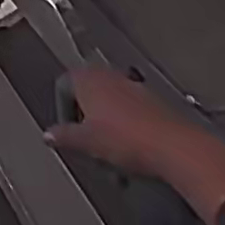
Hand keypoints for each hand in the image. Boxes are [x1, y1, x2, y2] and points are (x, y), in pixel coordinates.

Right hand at [47, 68, 224, 224]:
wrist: (176, 148)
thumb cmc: (127, 139)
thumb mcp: (87, 142)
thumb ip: (64, 136)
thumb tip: (48, 134)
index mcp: (84, 77)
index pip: (62, 87)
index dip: (62, 112)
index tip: (68, 133)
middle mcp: (106, 73)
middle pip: (86, 94)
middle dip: (85, 120)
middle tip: (89, 143)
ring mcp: (131, 84)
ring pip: (109, 103)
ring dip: (107, 125)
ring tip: (113, 151)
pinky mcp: (152, 98)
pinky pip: (131, 110)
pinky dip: (127, 126)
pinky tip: (133, 147)